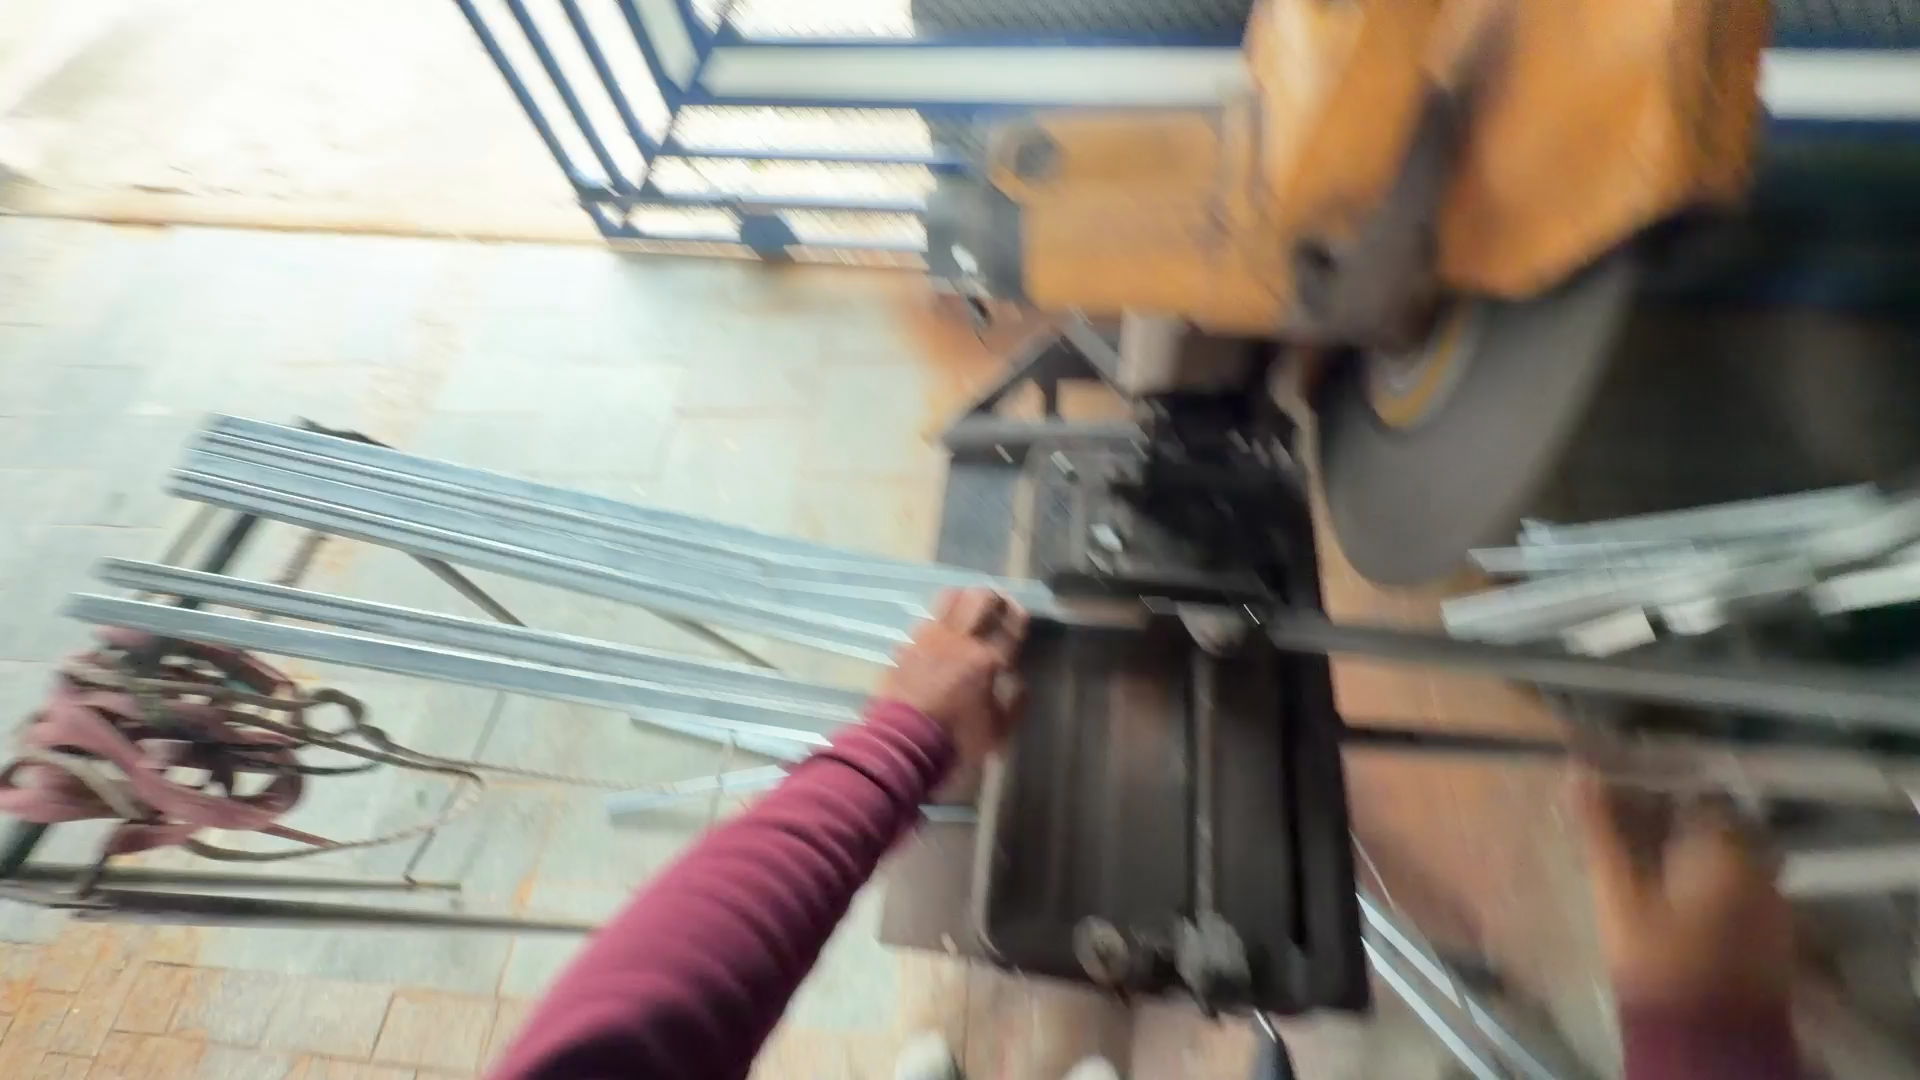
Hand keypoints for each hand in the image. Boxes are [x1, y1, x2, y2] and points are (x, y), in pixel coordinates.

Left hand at [877, 588, 1027, 765]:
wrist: (901, 744)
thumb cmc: (956, 741)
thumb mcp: (998, 731)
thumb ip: (1014, 700)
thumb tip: (1015, 678)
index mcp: (988, 659)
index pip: (1010, 622)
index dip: (1017, 612)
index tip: (1018, 612)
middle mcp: (960, 639)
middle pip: (979, 597)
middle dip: (992, 597)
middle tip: (996, 605)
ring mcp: (929, 638)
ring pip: (949, 598)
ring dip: (962, 598)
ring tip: (966, 608)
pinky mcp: (906, 645)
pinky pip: (926, 619)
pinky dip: (938, 620)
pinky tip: (939, 632)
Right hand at [1573, 774, 1793, 1008]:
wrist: (1702, 1028)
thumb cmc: (1655, 949)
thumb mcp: (1617, 885)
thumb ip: (1599, 827)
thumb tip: (1579, 772)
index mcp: (1730, 854)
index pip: (1697, 798)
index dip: (1657, 786)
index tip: (1620, 783)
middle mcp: (1761, 873)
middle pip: (1716, 826)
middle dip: (1672, 816)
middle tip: (1625, 813)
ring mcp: (1769, 906)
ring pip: (1725, 856)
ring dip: (1685, 846)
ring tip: (1637, 846)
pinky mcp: (1764, 932)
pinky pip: (1732, 885)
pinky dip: (1700, 874)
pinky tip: (1664, 882)